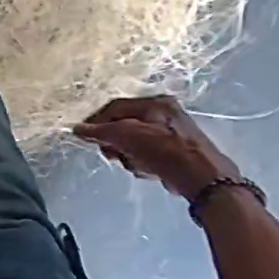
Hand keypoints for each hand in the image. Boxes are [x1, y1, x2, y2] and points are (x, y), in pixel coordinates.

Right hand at [73, 95, 241, 199]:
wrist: (200, 176)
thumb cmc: (163, 150)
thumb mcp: (127, 135)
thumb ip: (100, 131)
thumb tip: (78, 129)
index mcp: (155, 103)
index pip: (114, 108)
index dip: (96, 122)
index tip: (84, 137)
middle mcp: (164, 113)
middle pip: (122, 125)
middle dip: (114, 142)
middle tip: (113, 154)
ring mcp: (170, 132)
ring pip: (131, 142)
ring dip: (127, 155)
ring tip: (134, 163)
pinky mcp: (172, 150)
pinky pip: (144, 153)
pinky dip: (140, 162)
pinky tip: (147, 169)